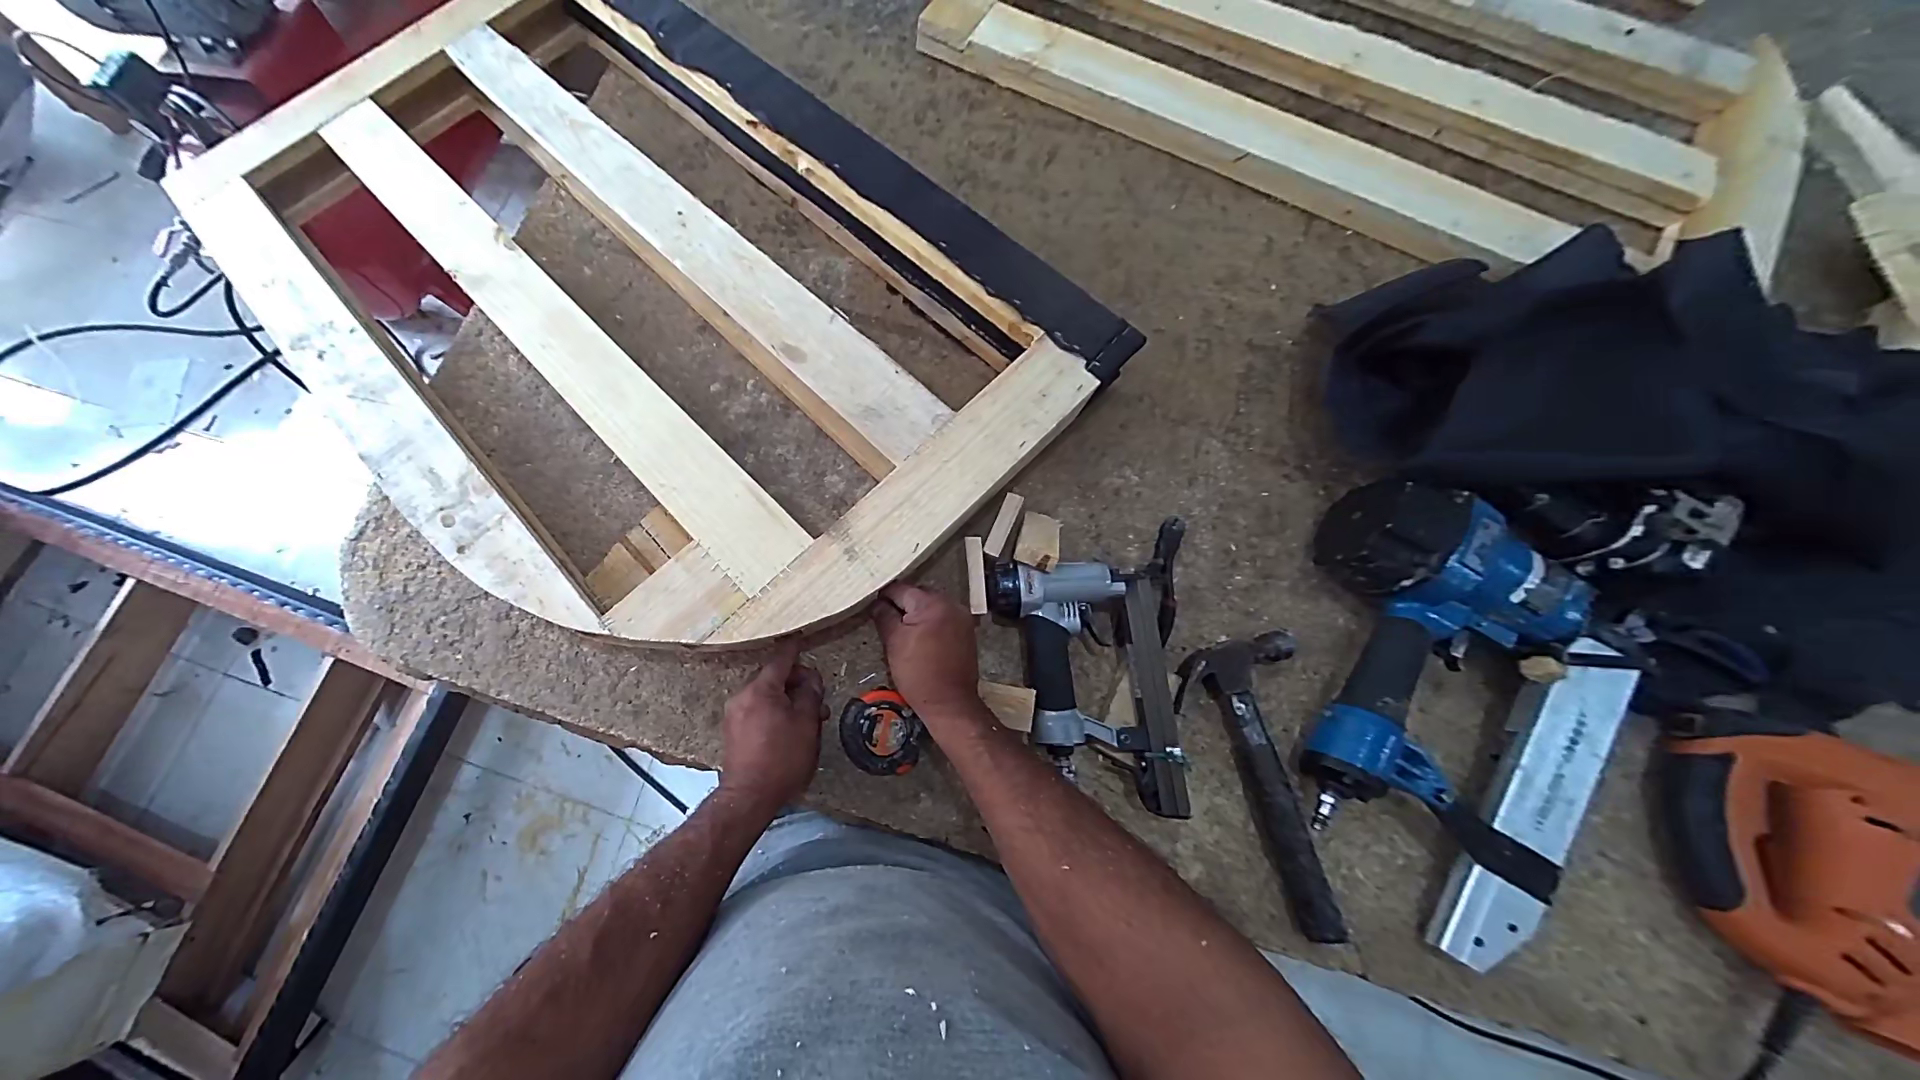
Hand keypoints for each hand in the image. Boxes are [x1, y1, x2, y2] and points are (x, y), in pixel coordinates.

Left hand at [719, 642, 826, 813]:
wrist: (750, 797)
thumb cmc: (782, 759)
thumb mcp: (807, 723)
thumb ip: (810, 695)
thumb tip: (810, 681)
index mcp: (760, 690)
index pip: (781, 660)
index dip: (795, 651)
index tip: (800, 641)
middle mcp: (742, 697)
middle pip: (773, 679)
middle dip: (796, 684)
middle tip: (817, 699)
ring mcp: (734, 715)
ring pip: (766, 697)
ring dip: (786, 701)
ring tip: (807, 720)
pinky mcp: (733, 733)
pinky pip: (756, 712)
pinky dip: (773, 713)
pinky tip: (789, 730)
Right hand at [871, 582, 985, 728]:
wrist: (949, 703)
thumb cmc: (919, 674)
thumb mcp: (894, 642)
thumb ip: (884, 616)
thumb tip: (878, 603)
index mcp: (934, 603)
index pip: (902, 589)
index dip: (884, 597)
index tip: (872, 606)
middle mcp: (952, 605)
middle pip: (918, 596)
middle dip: (901, 607)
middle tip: (885, 622)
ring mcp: (962, 618)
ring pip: (930, 608)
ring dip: (916, 616)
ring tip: (902, 634)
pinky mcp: (966, 632)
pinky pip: (942, 619)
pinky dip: (930, 625)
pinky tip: (919, 640)